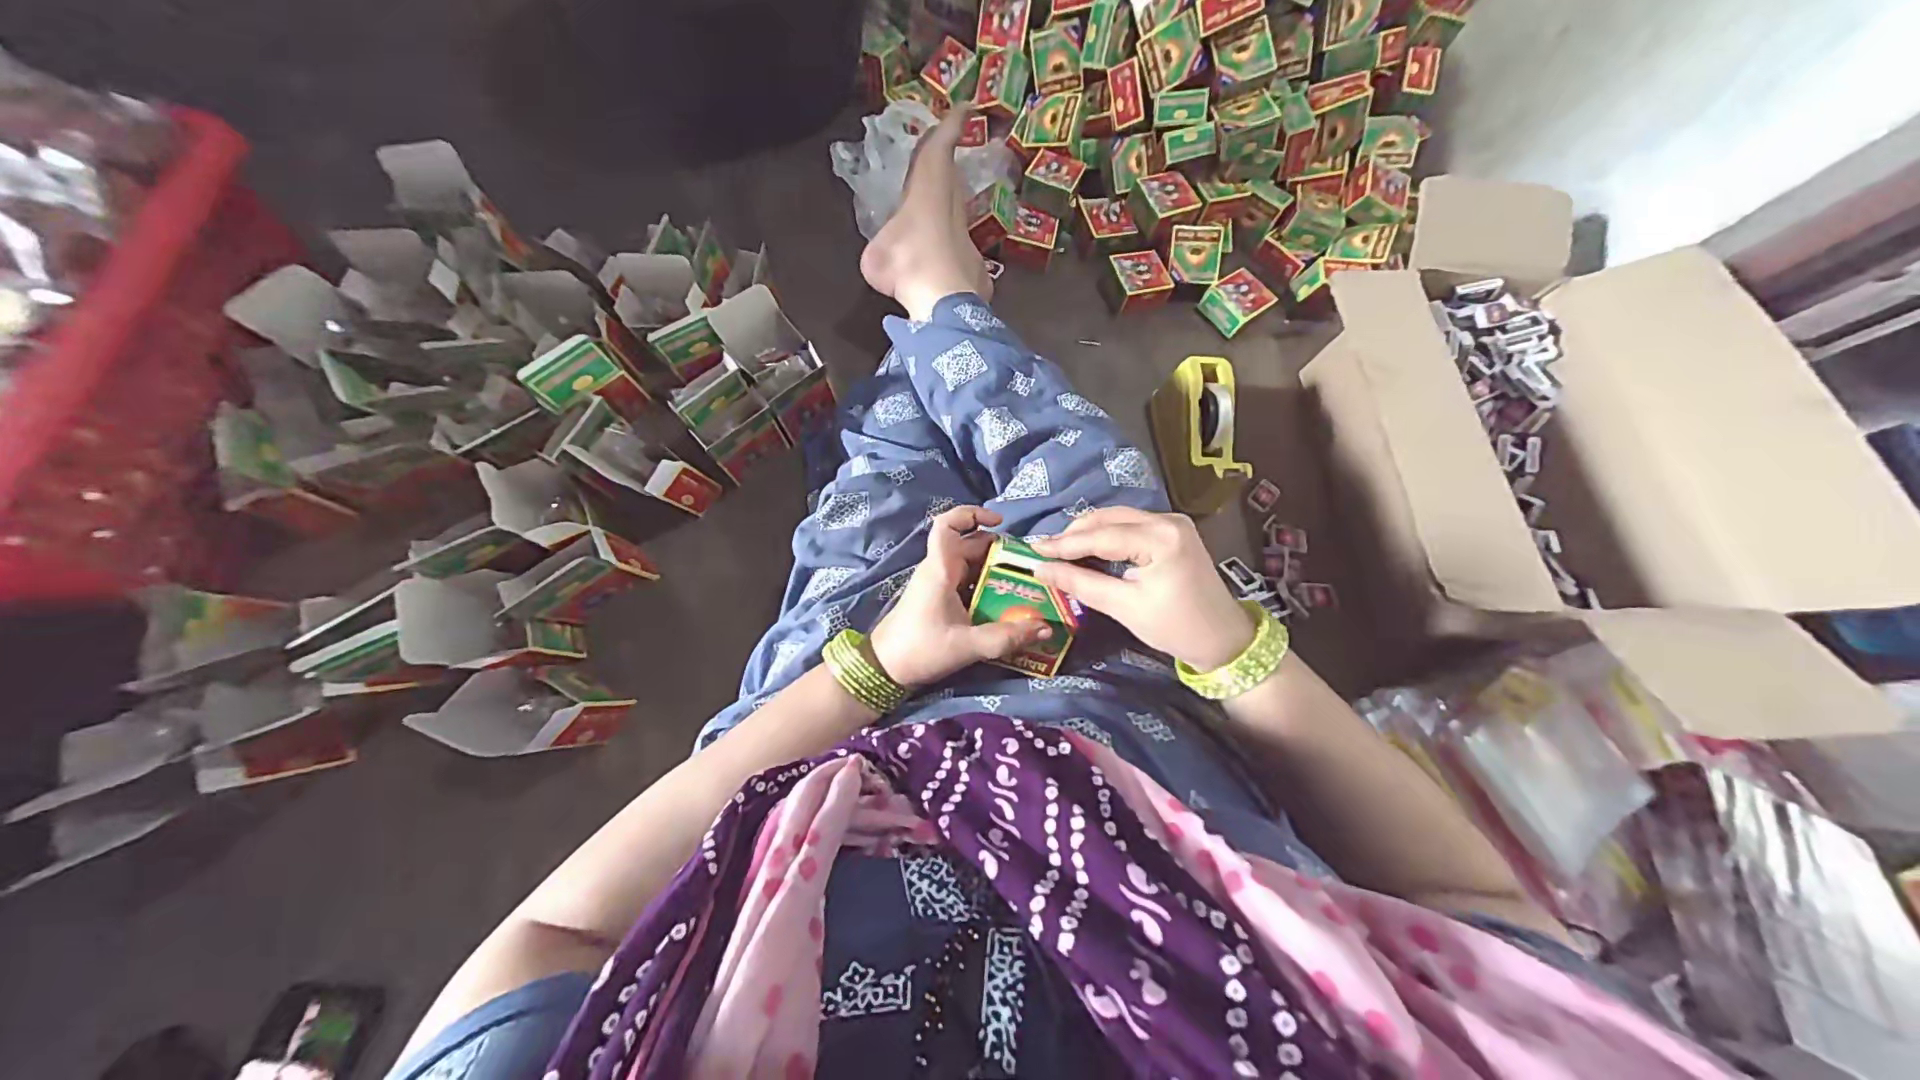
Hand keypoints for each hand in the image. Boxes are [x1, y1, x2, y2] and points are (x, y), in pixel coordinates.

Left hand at [869, 505, 1048, 686]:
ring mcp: (937, 584)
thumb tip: (1045, 627)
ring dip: (993, 571)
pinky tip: (1004, 603)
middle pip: (969, 545)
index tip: (999, 522)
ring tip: (1023, 585)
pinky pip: (965, 583)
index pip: (948, 524)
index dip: (972, 514)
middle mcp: (938, 570)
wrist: (884, 669)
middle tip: (1027, 566)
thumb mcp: (967, 645)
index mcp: (940, 569)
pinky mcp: (938, 600)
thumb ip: (1006, 637)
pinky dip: (984, 586)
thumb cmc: (920, 649)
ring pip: (969, 565)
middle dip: (998, 551)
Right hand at [1028, 508, 1254, 670]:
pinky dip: (1106, 535)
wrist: (1225, 639)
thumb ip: (1081, 583)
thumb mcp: (1124, 607)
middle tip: (1045, 551)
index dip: (1064, 544)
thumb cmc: (1176, 627)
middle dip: (1074, 534)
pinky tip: (1088, 548)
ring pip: (1117, 518)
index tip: (1033, 550)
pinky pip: (1130, 525)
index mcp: (1161, 538)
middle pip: (1108, 518)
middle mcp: (1168, 521)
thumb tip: (1041, 570)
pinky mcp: (1173, 531)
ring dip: (1089, 532)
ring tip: (1060, 550)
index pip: (1101, 535)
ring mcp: (1173, 523)